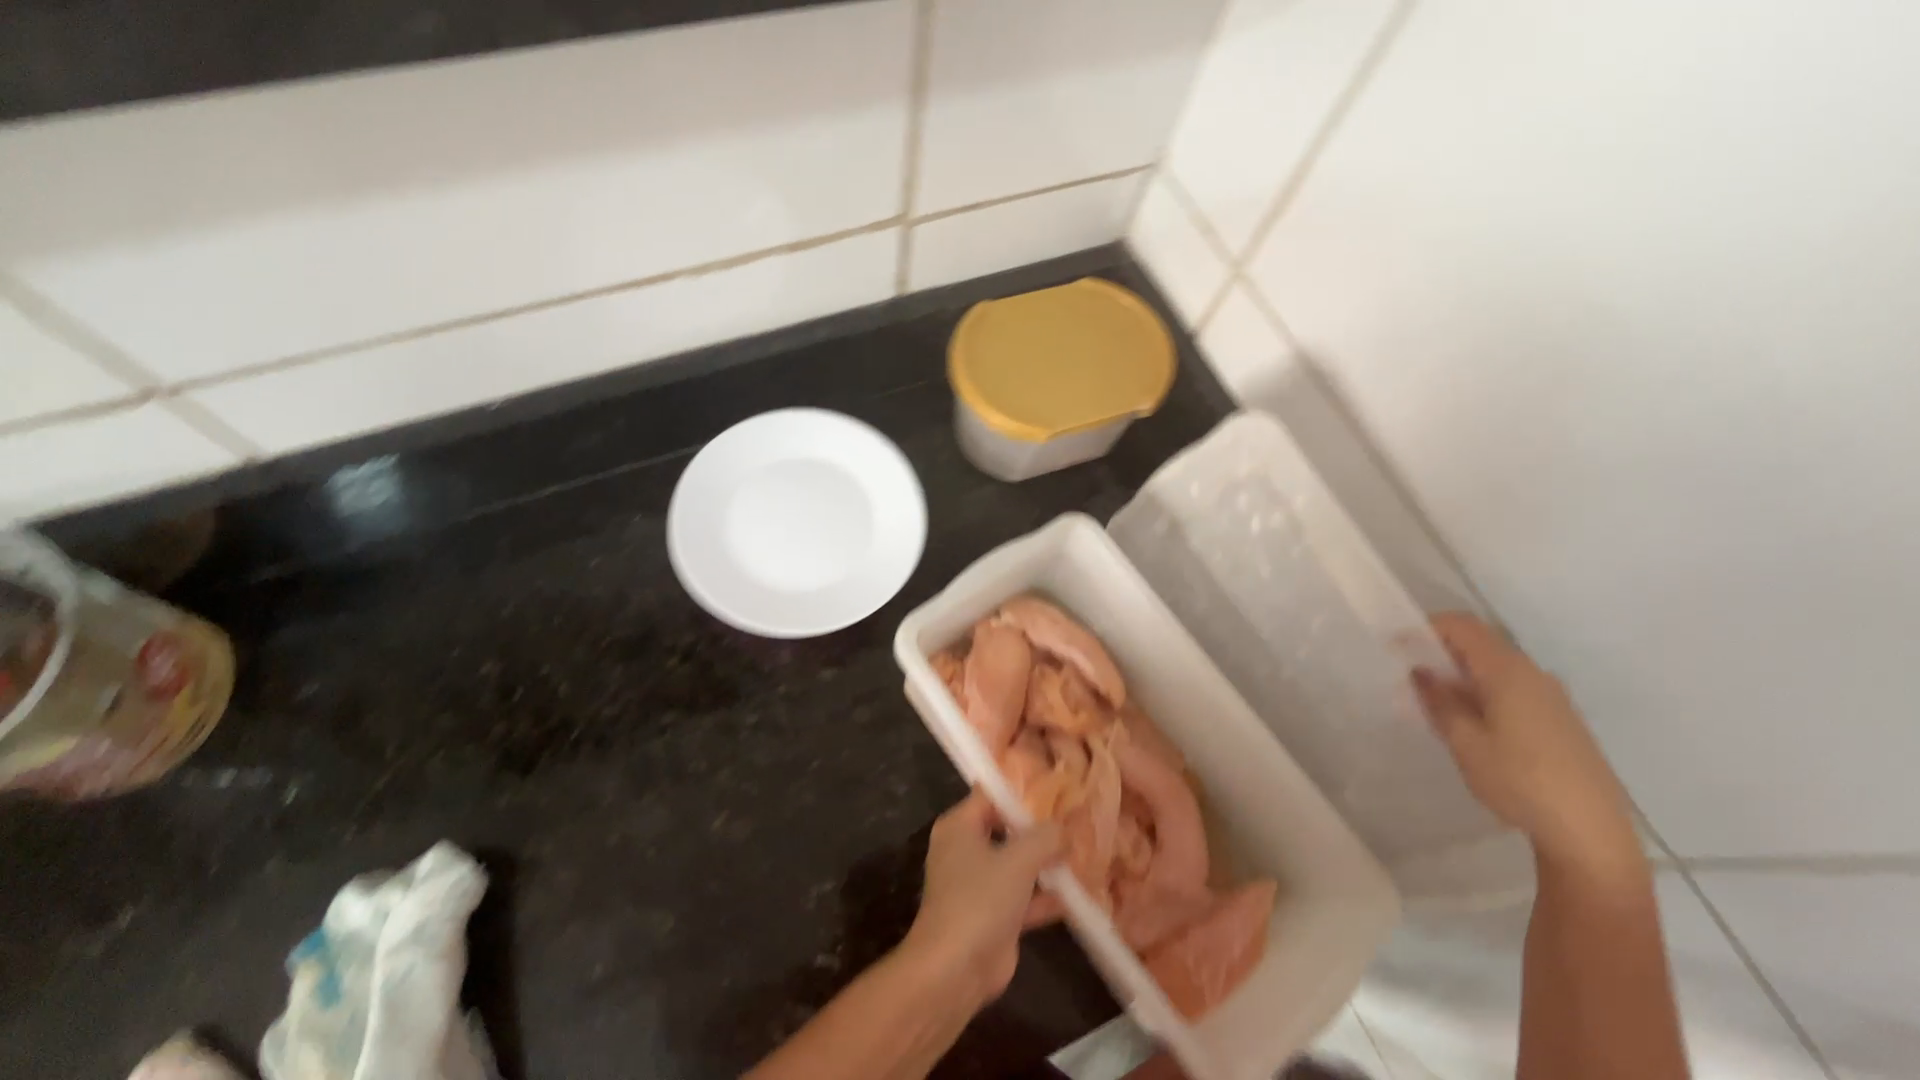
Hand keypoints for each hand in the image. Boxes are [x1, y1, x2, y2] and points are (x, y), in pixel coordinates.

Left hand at [902, 790, 1061, 1005]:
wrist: (956, 969)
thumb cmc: (980, 899)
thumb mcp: (1018, 859)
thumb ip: (1044, 837)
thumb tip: (1064, 827)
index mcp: (960, 827)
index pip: (991, 794)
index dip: (1022, 789)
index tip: (1058, 785)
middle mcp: (966, 851)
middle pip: (1007, 828)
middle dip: (1041, 828)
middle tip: (1079, 818)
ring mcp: (980, 885)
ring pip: (1019, 865)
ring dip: (1048, 863)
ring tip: (1087, 850)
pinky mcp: (995, 915)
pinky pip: (1025, 897)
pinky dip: (1048, 896)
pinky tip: (1082, 894)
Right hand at [1413, 614, 1643, 885]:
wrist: (1589, 829)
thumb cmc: (1519, 781)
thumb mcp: (1466, 744)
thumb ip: (1440, 703)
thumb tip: (1421, 672)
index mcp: (1508, 672)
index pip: (1463, 627)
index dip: (1427, 628)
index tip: (1396, 647)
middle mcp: (1533, 674)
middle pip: (1481, 645)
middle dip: (1442, 654)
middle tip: (1409, 680)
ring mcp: (1552, 697)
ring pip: (1498, 670)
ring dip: (1463, 677)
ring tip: (1436, 707)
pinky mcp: (1561, 720)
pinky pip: (1514, 690)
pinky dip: (1484, 694)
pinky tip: (1472, 727)